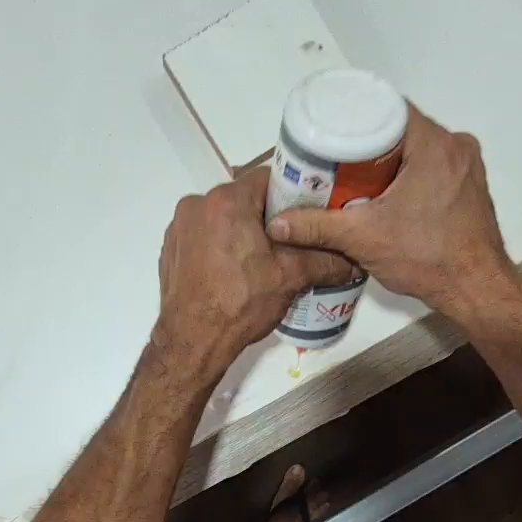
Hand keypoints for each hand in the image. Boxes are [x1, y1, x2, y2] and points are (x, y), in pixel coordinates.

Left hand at [152, 169, 352, 372]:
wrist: (192, 342)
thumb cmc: (240, 304)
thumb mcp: (290, 279)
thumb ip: (325, 261)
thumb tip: (353, 260)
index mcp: (227, 201)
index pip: (269, 179)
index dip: (291, 196)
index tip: (304, 217)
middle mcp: (197, 205)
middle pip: (243, 199)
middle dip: (265, 219)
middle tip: (286, 245)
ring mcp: (179, 227)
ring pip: (221, 219)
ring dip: (240, 233)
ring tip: (258, 263)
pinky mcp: (169, 250)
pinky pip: (201, 237)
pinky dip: (217, 248)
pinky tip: (230, 274)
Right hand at [265, 105, 521, 322]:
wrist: (475, 290)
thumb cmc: (427, 257)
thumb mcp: (363, 239)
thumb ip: (317, 227)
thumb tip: (277, 225)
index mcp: (434, 145)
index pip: (389, 109)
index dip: (355, 116)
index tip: (330, 132)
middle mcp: (456, 147)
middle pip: (401, 130)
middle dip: (366, 144)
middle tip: (333, 159)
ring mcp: (467, 169)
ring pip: (417, 152)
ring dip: (387, 162)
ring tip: (352, 178)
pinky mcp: (469, 190)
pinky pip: (431, 170)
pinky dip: (407, 177)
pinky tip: (383, 197)